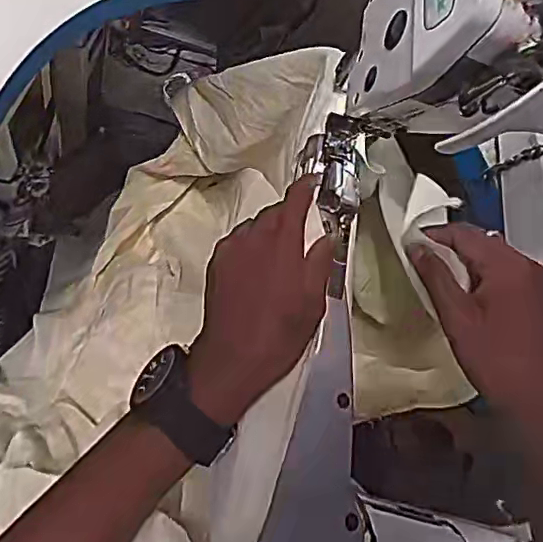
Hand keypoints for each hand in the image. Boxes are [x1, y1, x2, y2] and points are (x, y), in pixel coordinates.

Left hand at [188, 175, 335, 424]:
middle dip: (289, 217)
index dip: (306, 187)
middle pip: (274, 213)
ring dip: (269, 233)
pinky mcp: (216, 263)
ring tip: (280, 261)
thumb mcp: (313, 300)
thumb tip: (326, 238)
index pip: (295, 199)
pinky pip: (238, 242)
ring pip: (254, 227)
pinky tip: (258, 271)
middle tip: (302, 239)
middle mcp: (253, 237)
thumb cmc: (279, 333)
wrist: (232, 360)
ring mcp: (231, 249)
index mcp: (282, 241)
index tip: (314, 182)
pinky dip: (250, 247)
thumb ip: (320, 261)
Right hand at [412, 225, 542, 425]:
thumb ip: (435, 277)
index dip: (435, 236)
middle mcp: (529, 267)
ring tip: (448, 283)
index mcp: (508, 266)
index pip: (465, 234)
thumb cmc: (499, 364)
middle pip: (484, 242)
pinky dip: (491, 277)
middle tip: (426, 263)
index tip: (415, 245)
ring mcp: (540, 282)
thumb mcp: (456, 317)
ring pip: (498, 257)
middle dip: (453, 249)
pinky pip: (512, 273)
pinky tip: (475, 298)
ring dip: (472, 263)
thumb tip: (419, 250)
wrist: (537, 402)